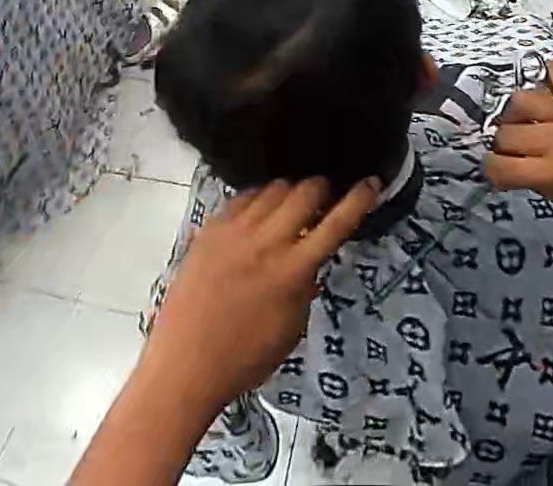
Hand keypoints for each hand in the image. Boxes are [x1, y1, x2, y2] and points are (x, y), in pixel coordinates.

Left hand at [143, 177, 377, 408]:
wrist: (181, 370)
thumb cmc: (245, 358)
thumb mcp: (293, 326)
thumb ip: (307, 284)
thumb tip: (313, 257)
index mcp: (292, 270)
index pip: (337, 222)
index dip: (359, 198)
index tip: (371, 182)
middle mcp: (267, 243)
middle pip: (306, 190)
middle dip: (322, 188)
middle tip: (323, 198)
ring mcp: (235, 232)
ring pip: (276, 187)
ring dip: (290, 192)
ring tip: (289, 207)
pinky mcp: (210, 229)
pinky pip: (244, 197)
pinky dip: (259, 200)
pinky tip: (258, 214)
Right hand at [486, 61, 552, 233]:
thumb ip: (541, 185)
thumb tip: (516, 168)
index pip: (500, 167)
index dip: (493, 172)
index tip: (500, 174)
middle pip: (505, 133)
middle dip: (502, 147)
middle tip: (515, 155)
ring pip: (519, 101)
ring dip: (515, 116)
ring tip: (526, 126)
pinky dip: (546, 79)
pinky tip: (546, 95)